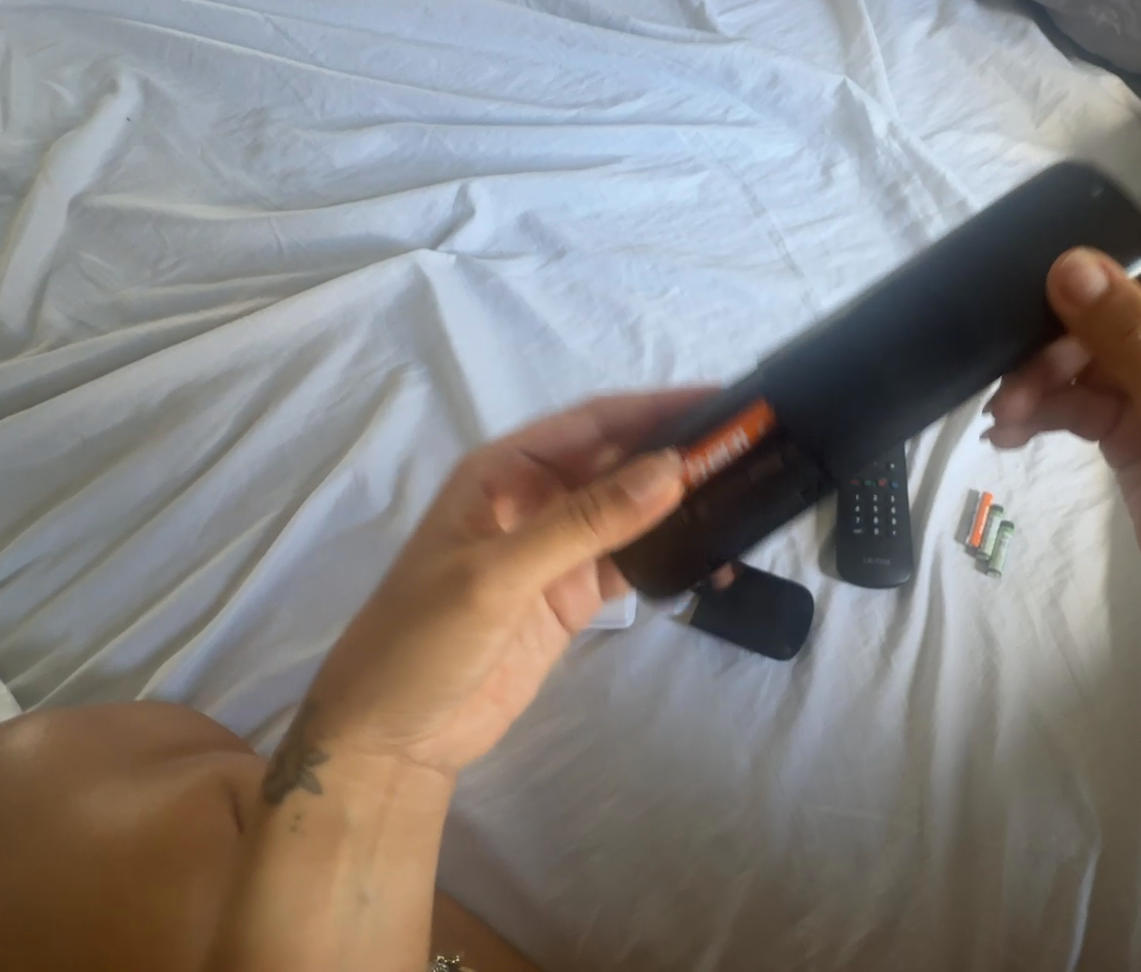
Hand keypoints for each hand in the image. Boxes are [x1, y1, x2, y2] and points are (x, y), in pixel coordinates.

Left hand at [295, 391, 704, 777]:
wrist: (393, 740)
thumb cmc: (421, 641)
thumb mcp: (499, 575)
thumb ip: (585, 522)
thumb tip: (671, 470)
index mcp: (505, 471)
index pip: (594, 423)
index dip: (656, 408)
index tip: (720, 401)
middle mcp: (537, 498)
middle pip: (619, 462)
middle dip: (677, 452)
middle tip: (747, 449)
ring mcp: (558, 548)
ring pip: (632, 510)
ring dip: (679, 503)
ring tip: (741, 494)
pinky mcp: (574, 593)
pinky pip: (633, 562)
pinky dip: (670, 557)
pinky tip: (709, 557)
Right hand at [985, 225, 1140, 666]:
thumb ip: (1134, 338)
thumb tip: (1068, 263)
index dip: (1102, 271)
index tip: (1033, 292)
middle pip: (1118, 312)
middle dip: (1060, 345)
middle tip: (1012, 384)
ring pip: (1090, 358)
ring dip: (1042, 382)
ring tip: (1004, 418)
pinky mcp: (1140, 432)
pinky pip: (1083, 404)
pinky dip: (1046, 414)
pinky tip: (1009, 434)